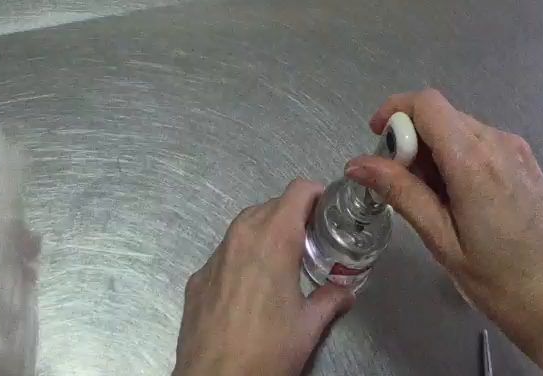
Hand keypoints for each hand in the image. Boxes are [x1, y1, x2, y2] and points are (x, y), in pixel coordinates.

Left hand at [173, 179, 354, 375]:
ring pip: (245, 225)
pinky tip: (249, 288)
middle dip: (293, 215)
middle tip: (310, 239)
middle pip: (272, 204)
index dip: (316, 193)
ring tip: (281, 260)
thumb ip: (330, 300)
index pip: (298, 190)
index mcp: (274, 238)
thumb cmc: (266, 352)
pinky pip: (224, 253)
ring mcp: (215, 255)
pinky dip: (241, 258)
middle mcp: (242, 235)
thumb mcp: (308, 327)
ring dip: (266, 232)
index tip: (327, 208)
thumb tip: (345, 292)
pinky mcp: (197, 277)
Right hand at [346, 91, 542, 375]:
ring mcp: (517, 151)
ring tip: (433, 204)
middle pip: (441, 114)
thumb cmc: (507, 286)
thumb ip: (401, 194)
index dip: (395, 111)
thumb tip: (358, 163)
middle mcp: (498, 142)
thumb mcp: (445, 243)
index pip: (426, 102)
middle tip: (400, 185)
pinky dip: (459, 159)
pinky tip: (461, 205)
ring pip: (460, 128)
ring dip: (435, 151)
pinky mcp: (528, 164)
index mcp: (474, 159)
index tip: (378, 142)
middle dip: (411, 139)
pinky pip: (482, 144)